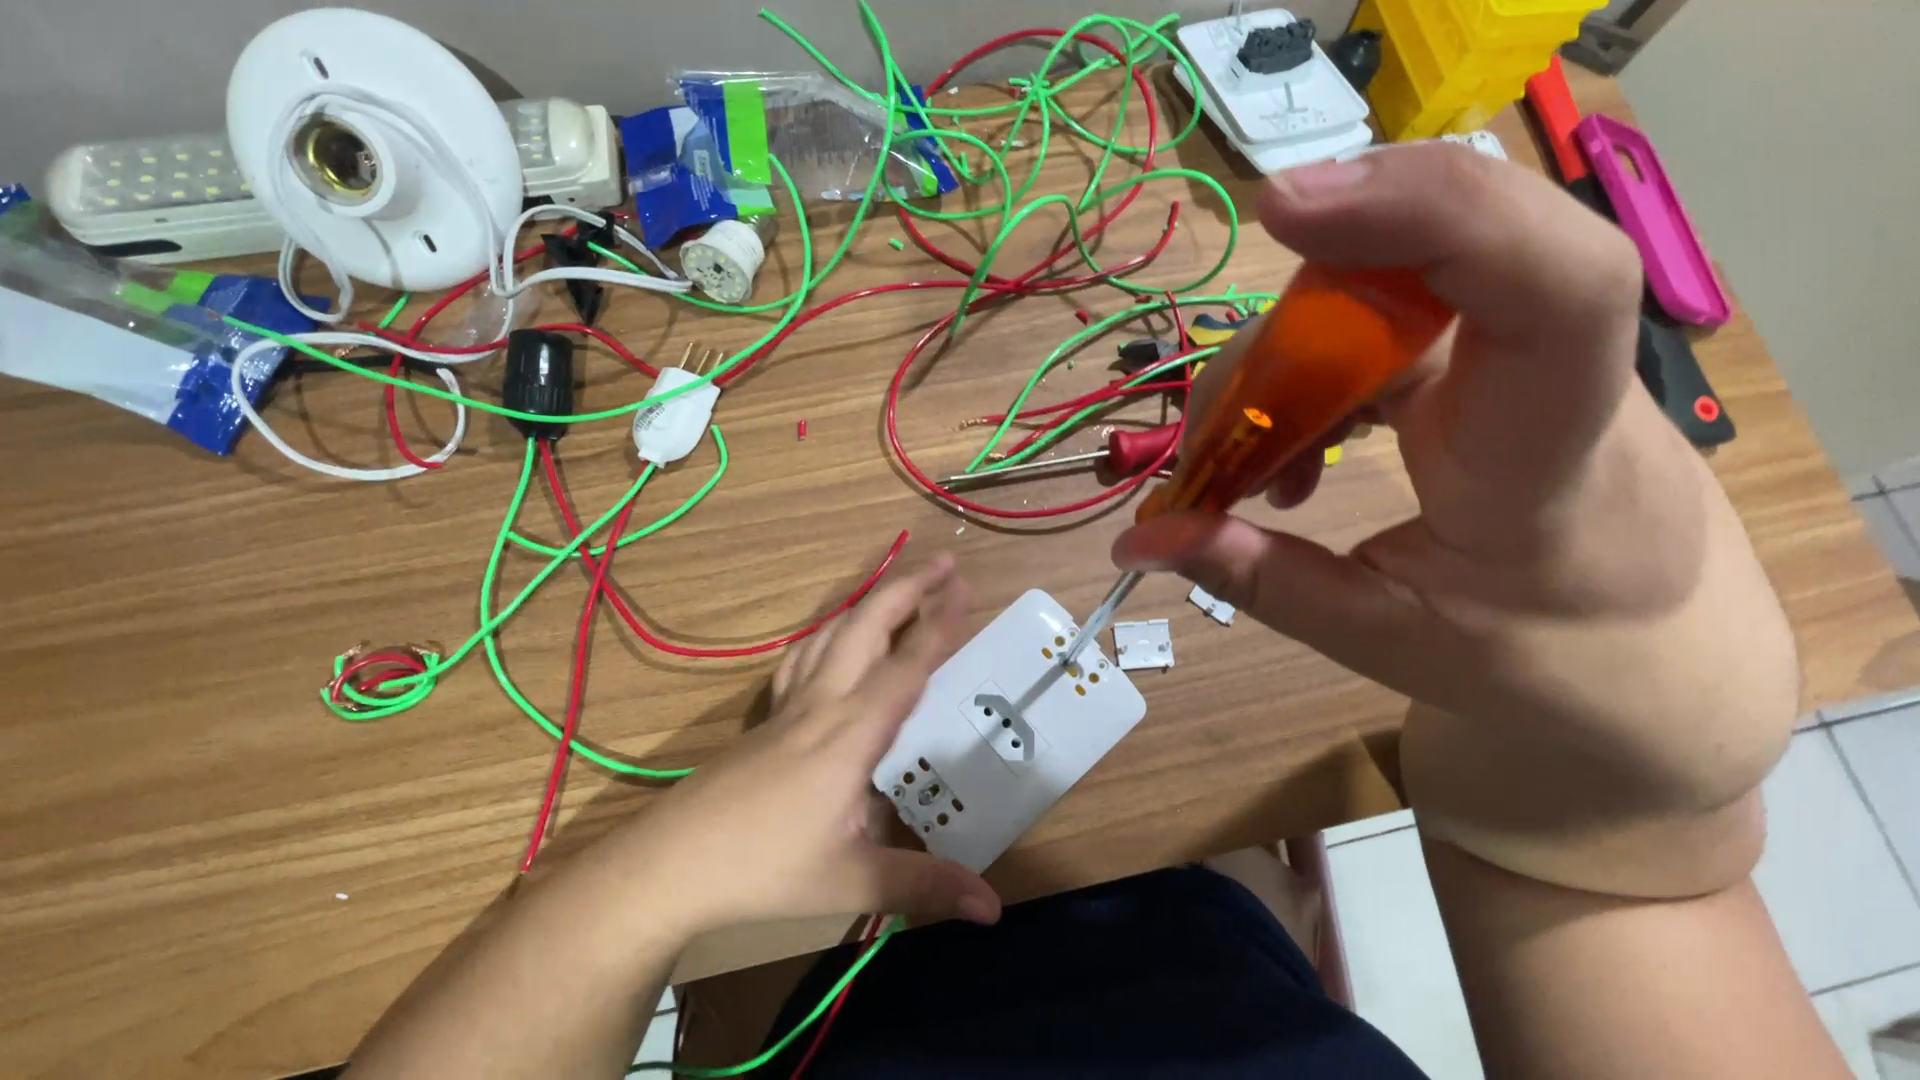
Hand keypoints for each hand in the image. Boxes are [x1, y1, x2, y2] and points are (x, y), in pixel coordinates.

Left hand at [611, 554, 1001, 935]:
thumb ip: (925, 886)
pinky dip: (826, 634)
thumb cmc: (763, 869)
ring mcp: (787, 711)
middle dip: (905, 590)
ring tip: (896, 588)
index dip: (937, 627)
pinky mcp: (765, 723)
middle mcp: (820, 708)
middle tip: (943, 564)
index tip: (964, 587)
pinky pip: (801, 659)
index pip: (904, 668)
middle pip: (864, 630)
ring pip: (829, 636)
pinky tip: (828, 640)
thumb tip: (994, 908)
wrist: (668, 864)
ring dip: (867, 604)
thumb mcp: (851, 881)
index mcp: (849, 735)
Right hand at [1114, 147, 1797, 897]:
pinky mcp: (1482, 361)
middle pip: (1415, 269)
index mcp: (1550, 454)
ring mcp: (1514, 357)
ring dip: (1280, 367)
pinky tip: (1287, 459)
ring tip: (1240, 472)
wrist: (1654, 659)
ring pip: (1379, 294)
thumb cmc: (1541, 662)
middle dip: (1282, 332)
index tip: (1280, 210)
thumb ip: (1261, 580)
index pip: (1551, 284)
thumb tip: (1139, 538)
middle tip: (1211, 433)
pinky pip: (1377, 328)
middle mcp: (1547, 373)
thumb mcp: (1386, 638)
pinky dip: (1306, 382)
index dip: (1424, 212)